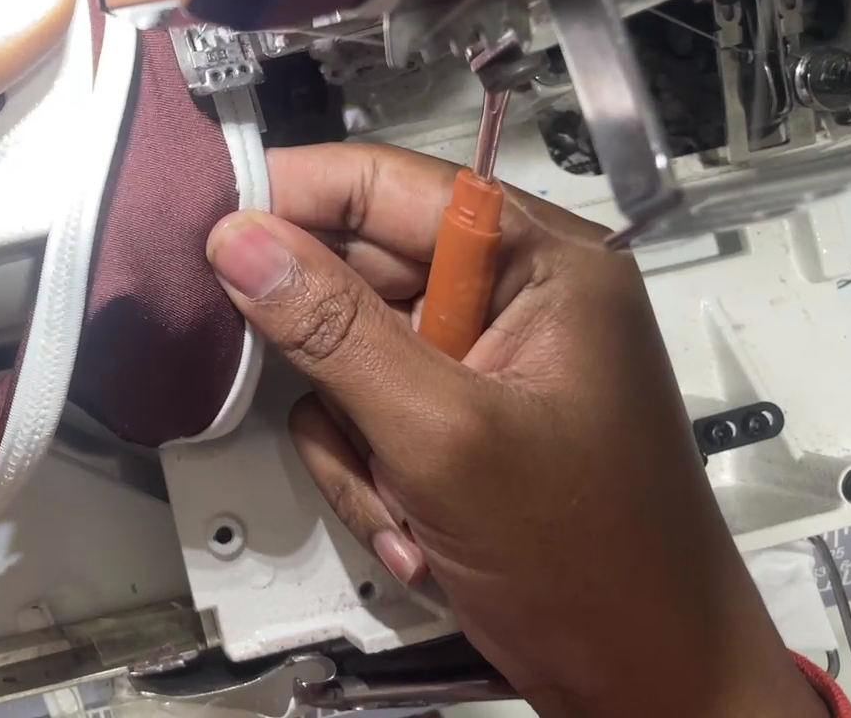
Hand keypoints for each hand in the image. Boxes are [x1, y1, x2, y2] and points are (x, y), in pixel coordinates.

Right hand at [206, 144, 826, 717]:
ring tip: (388, 487)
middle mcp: (493, 290)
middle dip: (311, 337)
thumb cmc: (585, 563)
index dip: (287, 193)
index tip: (203, 224)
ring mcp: (459, 351)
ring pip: (330, 337)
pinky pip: (342, 395)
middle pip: (348, 261)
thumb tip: (233, 239)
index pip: (380, 184)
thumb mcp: (442, 433)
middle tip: (286, 374)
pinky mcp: (430, 403)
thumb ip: (330, 326)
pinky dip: (351, 457)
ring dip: (338, 421)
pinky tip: (399, 514)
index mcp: (534, 261)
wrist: (646, 696)